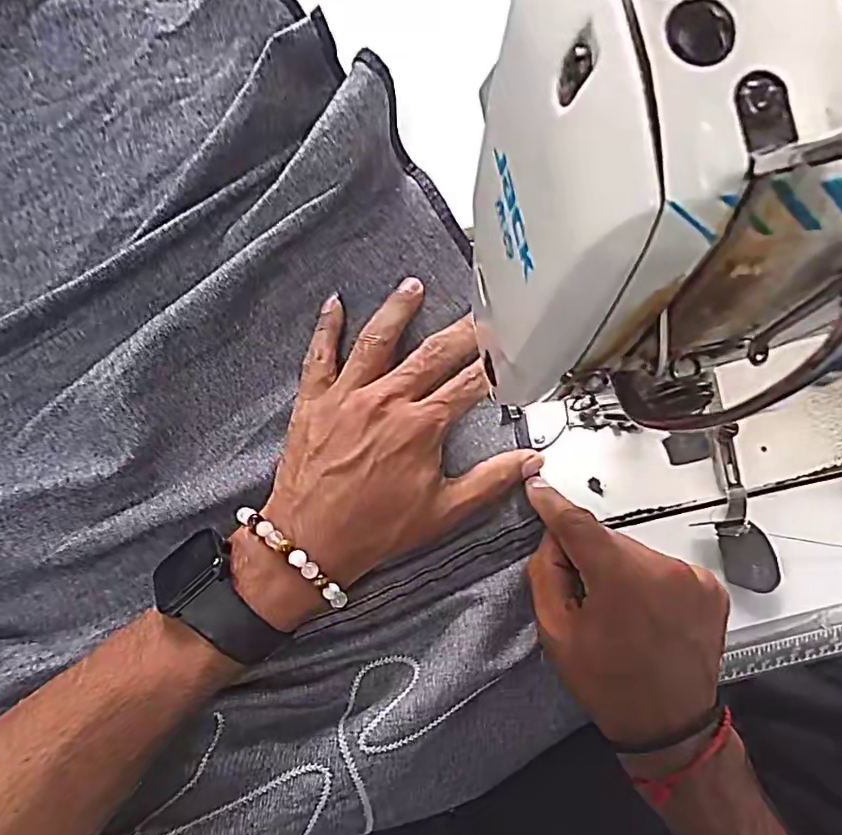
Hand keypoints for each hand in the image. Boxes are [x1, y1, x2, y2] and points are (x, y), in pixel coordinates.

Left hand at [232, 278, 541, 630]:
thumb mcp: (443, 512)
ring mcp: (347, 397)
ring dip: (399, 310)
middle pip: (432, 353)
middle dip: (461, 330)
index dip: (494, 363)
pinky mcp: (314, 402)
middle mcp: (386, 402)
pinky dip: (327, 327)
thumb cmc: (373, 530)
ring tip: (413, 287)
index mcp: (421, 427)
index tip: (509, 348)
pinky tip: (335, 305)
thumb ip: (490, 481)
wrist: (312, 541)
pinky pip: (320, 355)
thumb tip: (529, 463)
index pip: (469, 383)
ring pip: (378, 339)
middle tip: (477, 311)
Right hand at [524, 476, 729, 749]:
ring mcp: (690, 577)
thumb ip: (546, 575)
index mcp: (620, 580)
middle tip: (583, 596)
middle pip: (607, 538)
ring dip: (620, 569)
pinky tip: (642, 613)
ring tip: (619, 614)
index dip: (553, 504)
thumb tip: (551, 541)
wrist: (667, 720)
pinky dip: (647, 579)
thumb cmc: (615, 686)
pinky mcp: (707, 586)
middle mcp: (661, 570)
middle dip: (588, 556)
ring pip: (635, 551)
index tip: (541, 490)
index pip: (578, 523)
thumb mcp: (557, 634)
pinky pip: (662, 565)